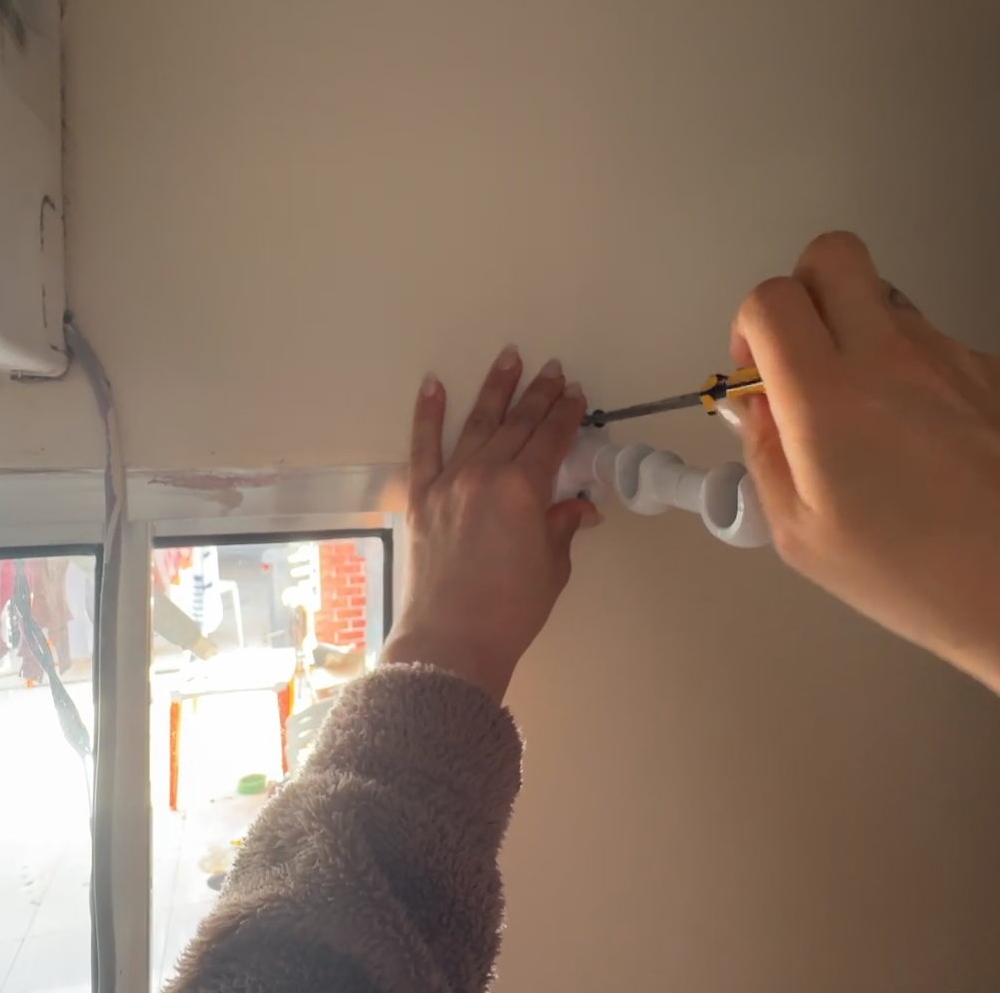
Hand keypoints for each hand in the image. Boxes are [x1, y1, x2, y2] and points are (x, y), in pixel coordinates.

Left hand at [383, 347, 598, 701]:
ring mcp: (448, 482)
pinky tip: (433, 385)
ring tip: (509, 357)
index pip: (551, 439)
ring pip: (477, 424)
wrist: (451, 641)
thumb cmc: (512, 609)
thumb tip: (579, 507)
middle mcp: (485, 474)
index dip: (567, 414)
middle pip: (518, 424)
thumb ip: (562, 526)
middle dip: (539, 394)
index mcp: (524, 489)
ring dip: (495, 390)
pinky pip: (423, 447)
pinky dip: (427, 414)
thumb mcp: (552, 566)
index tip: (576, 394)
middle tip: (553, 369)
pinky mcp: (421, 497)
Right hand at [733, 233, 999, 947]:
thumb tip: (762, 412)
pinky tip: (934, 444)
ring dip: (860, 336)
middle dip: (798, 297)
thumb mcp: (806, 541)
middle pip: (830, 257)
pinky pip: (935, 339)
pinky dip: (912, 369)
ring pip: (886, 293)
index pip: (766, 300)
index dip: (746, 331)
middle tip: (802, 367)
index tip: (755, 381)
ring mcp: (957, 357)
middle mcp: (895, 355)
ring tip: (873, 419)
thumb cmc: (924, 589)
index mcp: (834, 397)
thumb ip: (769, 460)